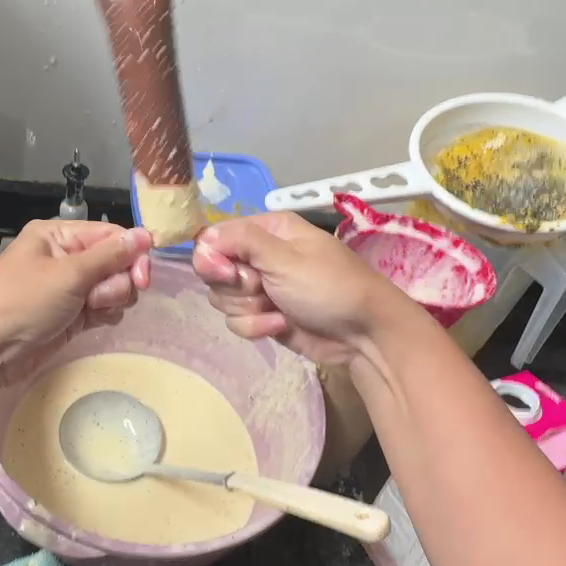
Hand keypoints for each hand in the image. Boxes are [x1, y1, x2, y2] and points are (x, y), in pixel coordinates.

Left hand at [0, 219, 152, 371]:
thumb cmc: (23, 302)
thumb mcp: (68, 273)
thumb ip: (110, 255)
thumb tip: (146, 233)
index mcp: (58, 235)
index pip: (110, 235)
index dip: (132, 253)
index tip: (143, 277)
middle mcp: (65, 257)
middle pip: (116, 262)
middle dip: (118, 280)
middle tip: (102, 298)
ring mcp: (68, 288)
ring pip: (113, 287)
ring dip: (112, 299)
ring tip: (91, 310)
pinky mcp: (71, 316)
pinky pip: (103, 308)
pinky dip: (106, 314)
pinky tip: (95, 322)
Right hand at [191, 212, 412, 363]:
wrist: (363, 334)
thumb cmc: (329, 287)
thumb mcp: (285, 258)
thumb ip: (241, 243)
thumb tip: (202, 237)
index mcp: (266, 231)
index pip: (215, 238)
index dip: (213, 258)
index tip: (227, 273)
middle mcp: (259, 256)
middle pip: (214, 271)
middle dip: (236, 287)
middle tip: (263, 289)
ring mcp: (260, 288)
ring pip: (223, 299)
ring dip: (248, 309)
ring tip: (279, 309)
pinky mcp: (262, 316)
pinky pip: (236, 321)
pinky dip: (256, 327)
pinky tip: (281, 326)